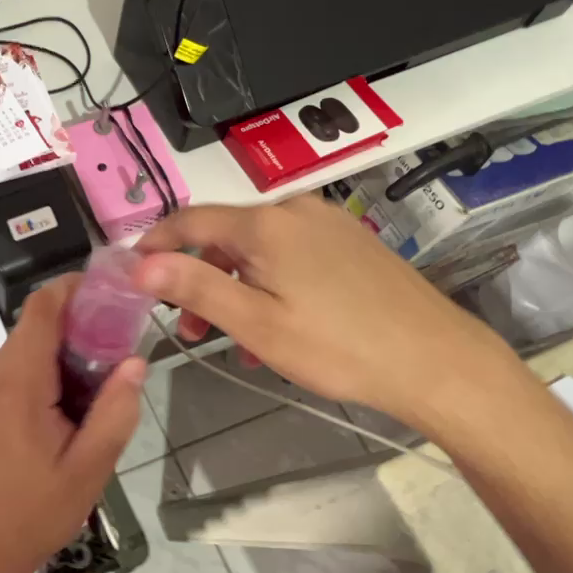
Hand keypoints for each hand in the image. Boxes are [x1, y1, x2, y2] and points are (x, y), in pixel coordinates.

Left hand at [0, 275, 146, 572]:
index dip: (76, 288)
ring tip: (104, 374)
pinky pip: (16, 367)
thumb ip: (115, 411)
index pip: (42, 308)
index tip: (114, 292)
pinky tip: (73, 399)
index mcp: (18, 382)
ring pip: (27, 345)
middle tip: (123, 340)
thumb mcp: (89, 469)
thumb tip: (136, 361)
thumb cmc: (35, 512)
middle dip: (79, 322)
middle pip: (36, 324)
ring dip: (64, 348)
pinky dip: (46, 368)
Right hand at [133, 197, 518, 428]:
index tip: (133, 276)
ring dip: (235, 288)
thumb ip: (194, 287)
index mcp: (265, 223)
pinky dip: (269, 284)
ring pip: (258, 249)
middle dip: (199, 279)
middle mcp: (294, 209)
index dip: (156, 244)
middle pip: (225, 237)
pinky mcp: (351, 241)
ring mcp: (327, 223)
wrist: (438, 362)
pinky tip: (278, 327)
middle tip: (192, 332)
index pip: (189, 220)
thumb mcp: (255, 323)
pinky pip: (290, 255)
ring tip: (239, 342)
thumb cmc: (338, 347)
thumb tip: (138, 263)